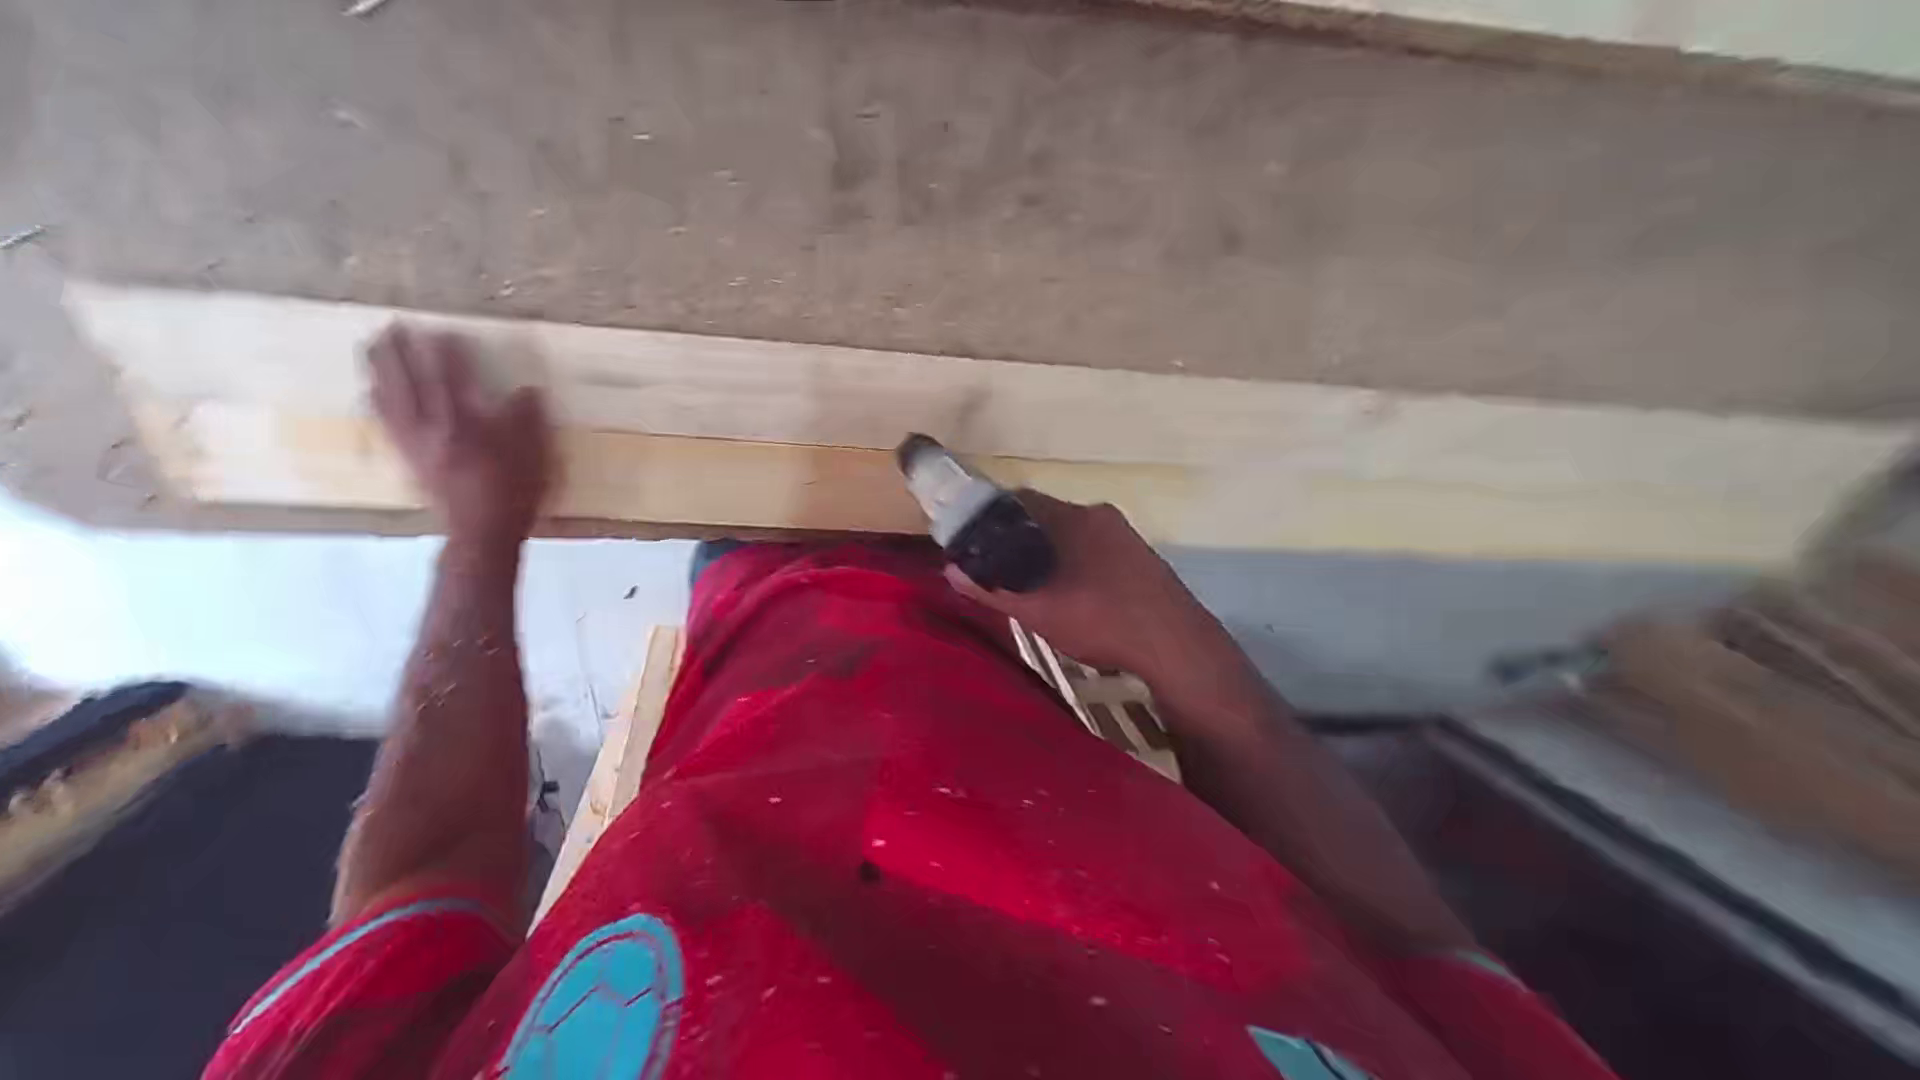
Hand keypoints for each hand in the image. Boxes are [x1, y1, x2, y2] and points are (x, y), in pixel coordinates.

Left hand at [367, 325, 551, 547]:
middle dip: (398, 351)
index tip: (443, 330)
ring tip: (371, 347)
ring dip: (378, 369)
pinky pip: (383, 420)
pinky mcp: (406, 457)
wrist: (481, 532)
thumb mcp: (534, 456)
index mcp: (465, 424)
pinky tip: (373, 391)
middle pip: (407, 381)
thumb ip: (527, 421)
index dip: (446, 352)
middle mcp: (431, 428)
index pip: (451, 377)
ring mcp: (413, 442)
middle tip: (392, 325)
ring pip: (387, 397)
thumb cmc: (514, 493)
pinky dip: (376, 399)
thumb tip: (527, 391)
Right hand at [944, 491, 1226, 679]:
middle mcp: (1100, 515)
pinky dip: (1078, 563)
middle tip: (1002, 568)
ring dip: (1052, 552)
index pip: (1020, 500)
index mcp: (1073, 517)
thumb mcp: (1036, 610)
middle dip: (1022, 538)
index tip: (977, 541)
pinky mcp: (1143, 557)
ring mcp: (1126, 535)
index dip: (993, 518)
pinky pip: (1098, 550)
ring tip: (1035, 585)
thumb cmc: (1100, 620)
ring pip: (1074, 535)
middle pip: (1047, 516)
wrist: (1176, 646)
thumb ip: (991, 589)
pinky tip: (1076, 595)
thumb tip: (951, 570)